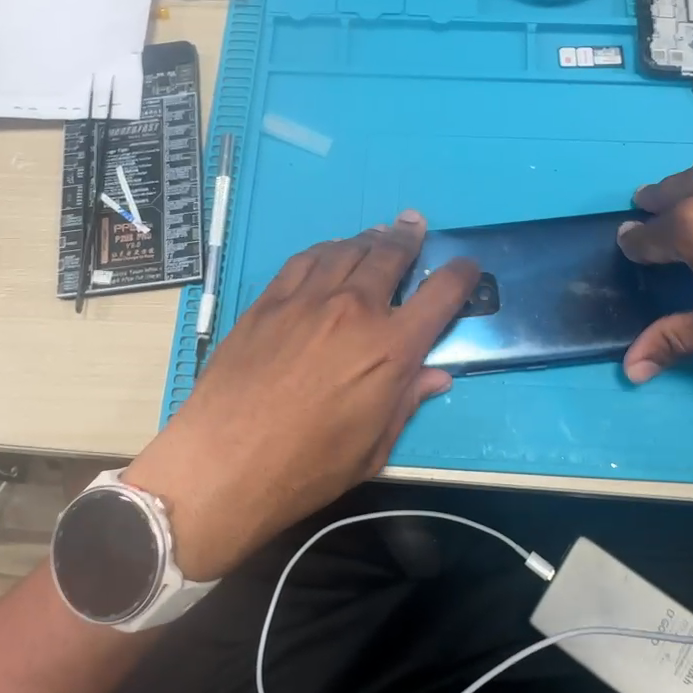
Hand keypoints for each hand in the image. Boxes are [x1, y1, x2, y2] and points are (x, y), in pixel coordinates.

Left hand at [123, 211, 477, 580]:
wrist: (225, 462)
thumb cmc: (309, 468)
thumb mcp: (374, 447)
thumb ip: (407, 401)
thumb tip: (435, 375)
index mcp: (391, 349)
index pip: (441, 295)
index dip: (461, 275)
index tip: (467, 266)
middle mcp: (354, 310)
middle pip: (390, 256)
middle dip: (408, 237)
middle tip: (413, 224)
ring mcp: (307, 300)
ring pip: (346, 250)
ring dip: (368, 239)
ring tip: (376, 234)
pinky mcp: (269, 302)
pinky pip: (303, 260)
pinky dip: (325, 249)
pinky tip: (327, 252)